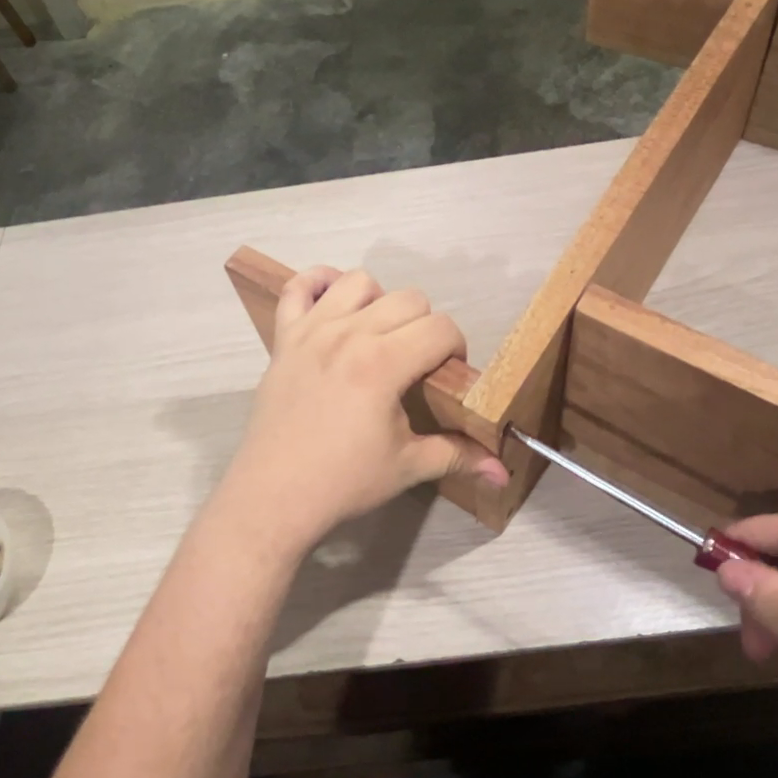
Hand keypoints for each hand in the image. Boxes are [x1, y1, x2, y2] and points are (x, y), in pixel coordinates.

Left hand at [219, 267, 506, 550]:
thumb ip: (458, 456)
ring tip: (379, 337)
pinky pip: (297, 287)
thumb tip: (503, 474)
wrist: (274, 496)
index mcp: (383, 364)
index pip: (441, 328)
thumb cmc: (343, 482)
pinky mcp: (283, 338)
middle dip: (425, 327)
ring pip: (359, 282)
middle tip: (418, 365)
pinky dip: (319, 284)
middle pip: (408, 299)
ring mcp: (312, 331)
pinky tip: (334, 305)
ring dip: (379, 302)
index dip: (456, 348)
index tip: (448, 376)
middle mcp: (349, 334)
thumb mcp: (408, 468)